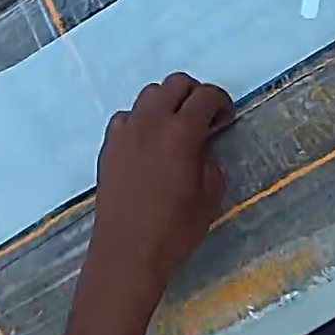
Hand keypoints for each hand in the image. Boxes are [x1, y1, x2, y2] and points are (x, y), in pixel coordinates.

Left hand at [86, 72, 233, 312]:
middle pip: (175, 83)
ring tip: (174, 127)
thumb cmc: (175, 229)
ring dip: (167, 102)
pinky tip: (147, 142)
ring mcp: (126, 129)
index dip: (221, 101)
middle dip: (194, 93)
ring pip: (149, 94)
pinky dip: (141, 120)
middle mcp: (151, 121)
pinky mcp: (109, 142)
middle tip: (203, 116)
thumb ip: (210, 159)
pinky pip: (127, 116)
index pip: (206, 96)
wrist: (128, 251)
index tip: (225, 117)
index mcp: (181, 132)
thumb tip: (203, 145)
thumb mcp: (210, 195)